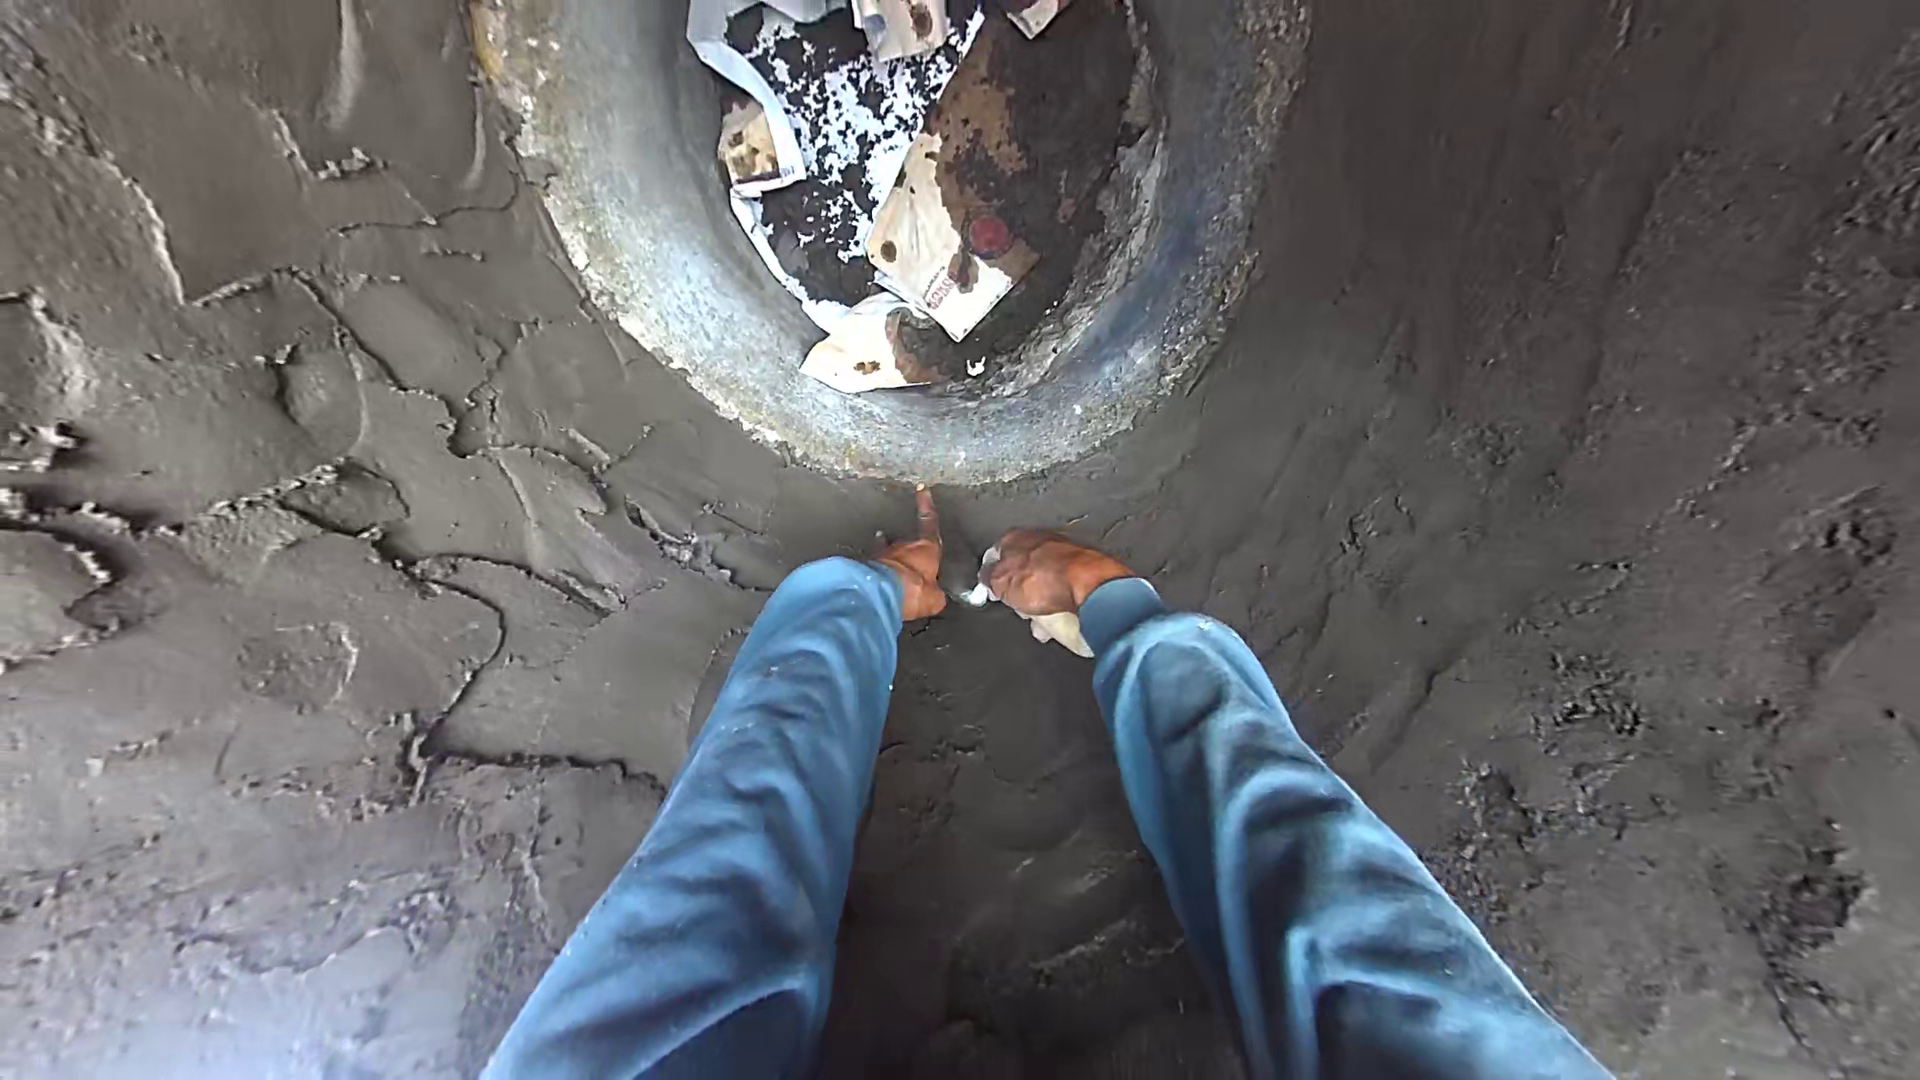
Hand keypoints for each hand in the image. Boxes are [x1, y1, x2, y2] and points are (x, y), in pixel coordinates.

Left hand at [875, 488, 947, 620]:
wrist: (880, 595)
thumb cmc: (913, 590)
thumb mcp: (934, 599)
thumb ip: (934, 594)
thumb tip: (934, 597)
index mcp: (925, 549)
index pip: (929, 522)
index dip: (926, 506)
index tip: (921, 489)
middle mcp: (903, 547)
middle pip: (906, 542)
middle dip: (907, 548)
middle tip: (907, 555)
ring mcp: (882, 555)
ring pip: (887, 552)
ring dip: (888, 558)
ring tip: (888, 565)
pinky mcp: (867, 567)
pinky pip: (876, 568)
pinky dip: (878, 574)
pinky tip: (877, 584)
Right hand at [982, 530, 1133, 616]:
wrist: (1087, 585)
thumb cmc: (1045, 579)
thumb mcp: (1000, 584)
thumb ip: (990, 579)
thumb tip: (988, 580)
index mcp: (1015, 536)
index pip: (997, 555)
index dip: (995, 576)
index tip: (995, 591)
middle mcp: (1041, 539)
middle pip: (1023, 568)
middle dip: (1022, 589)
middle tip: (1020, 606)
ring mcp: (1065, 552)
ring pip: (1045, 580)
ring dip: (1043, 599)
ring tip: (1042, 617)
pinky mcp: (1084, 568)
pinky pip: (1066, 588)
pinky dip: (1062, 601)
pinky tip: (1062, 614)